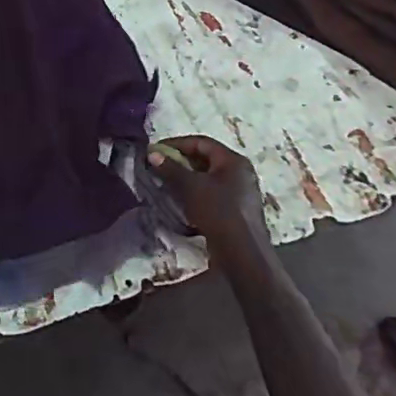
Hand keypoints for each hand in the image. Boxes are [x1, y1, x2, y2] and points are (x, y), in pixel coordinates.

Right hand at [148, 136, 266, 252]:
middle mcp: (240, 173)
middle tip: (160, 166)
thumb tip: (153, 154)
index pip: (202, 143)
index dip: (177, 143)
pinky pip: (213, 193)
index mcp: (233, 161)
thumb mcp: (190, 187)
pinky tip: (183, 202)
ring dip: (187, 178)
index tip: (157, 150)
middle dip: (181, 161)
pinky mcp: (237, 210)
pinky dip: (196, 193)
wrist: (242, 253)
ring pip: (209, 178)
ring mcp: (241, 192)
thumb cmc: (218, 212)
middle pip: (206, 159)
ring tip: (167, 183)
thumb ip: (171, 168)